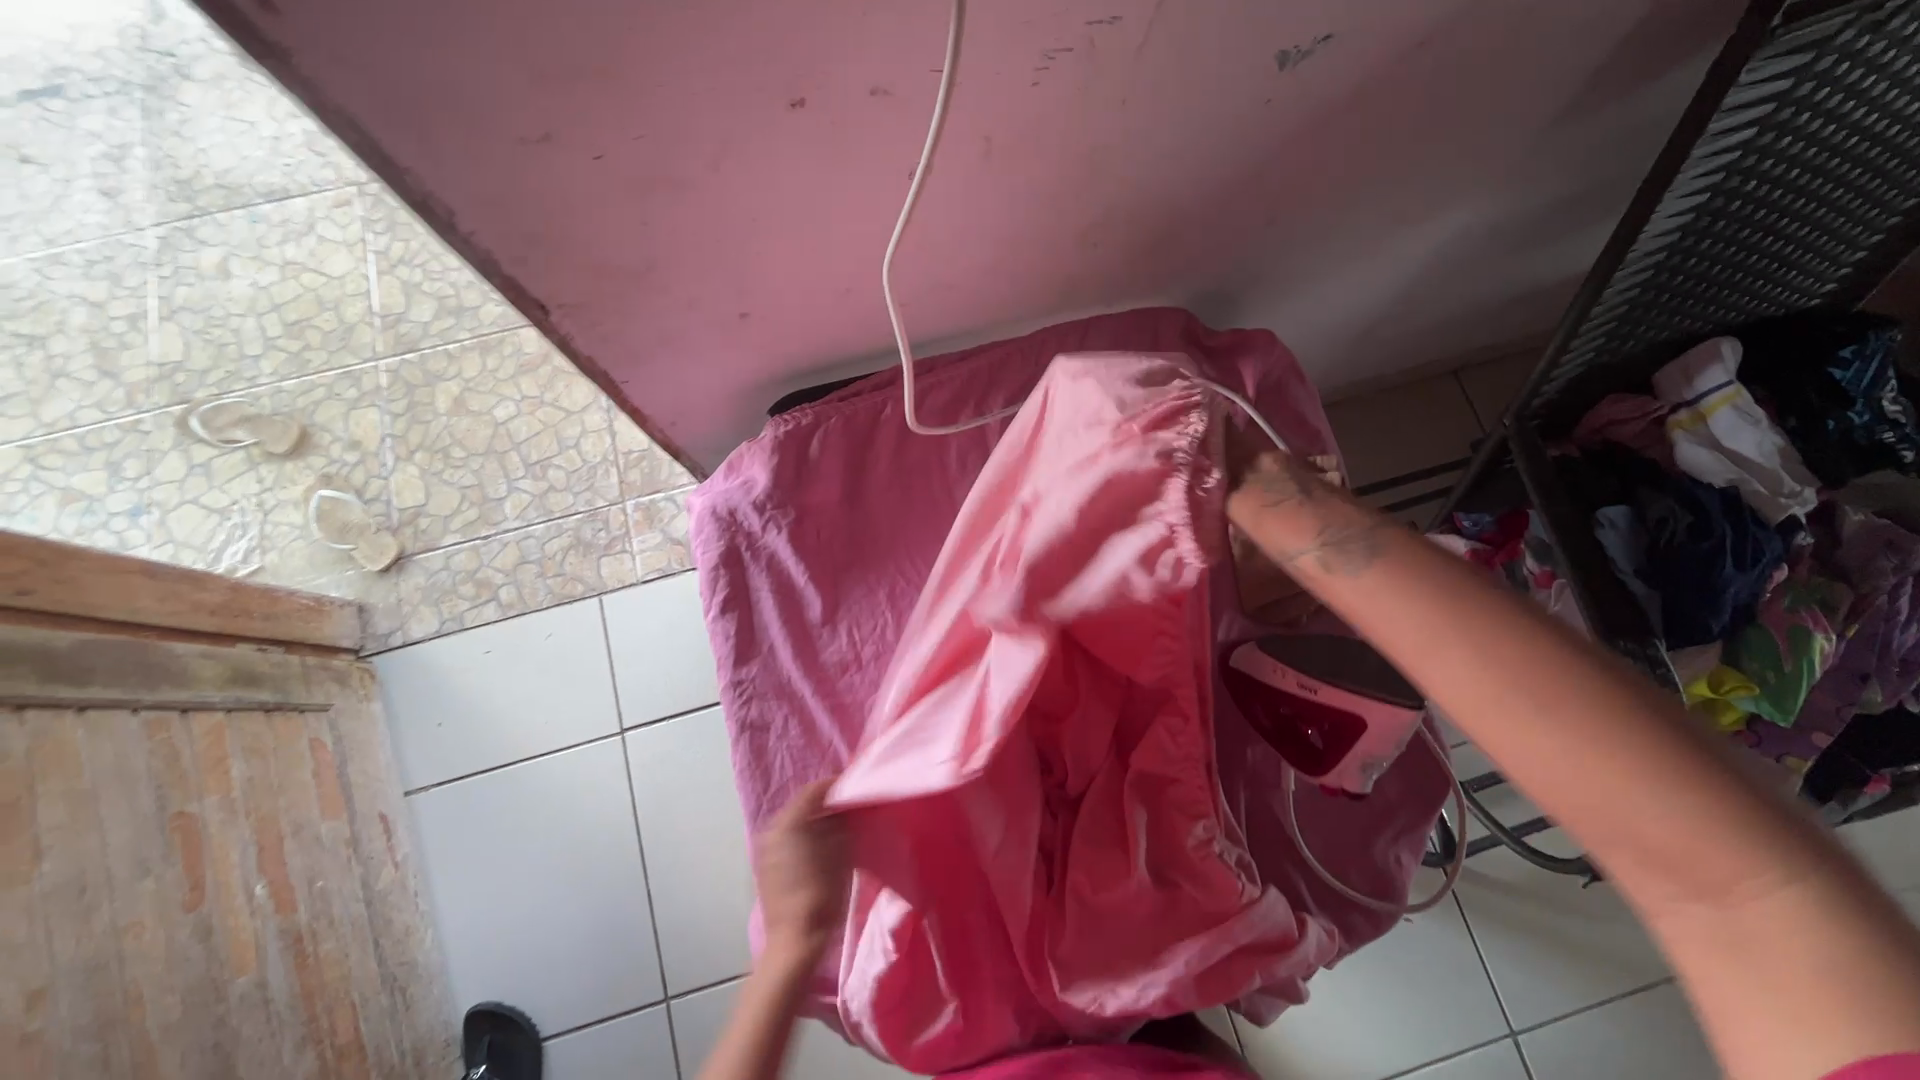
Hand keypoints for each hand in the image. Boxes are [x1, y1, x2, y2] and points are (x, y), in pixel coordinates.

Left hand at [754, 779, 849, 965]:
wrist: (795, 942)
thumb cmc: (822, 896)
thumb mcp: (842, 854)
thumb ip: (843, 824)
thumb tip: (845, 810)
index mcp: (788, 822)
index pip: (814, 789)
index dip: (837, 785)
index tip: (857, 788)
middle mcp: (772, 829)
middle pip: (803, 804)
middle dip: (828, 803)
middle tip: (853, 808)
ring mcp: (766, 848)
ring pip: (796, 822)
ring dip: (817, 820)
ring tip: (842, 827)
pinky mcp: (767, 865)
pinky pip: (790, 839)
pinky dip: (807, 836)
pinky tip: (825, 847)